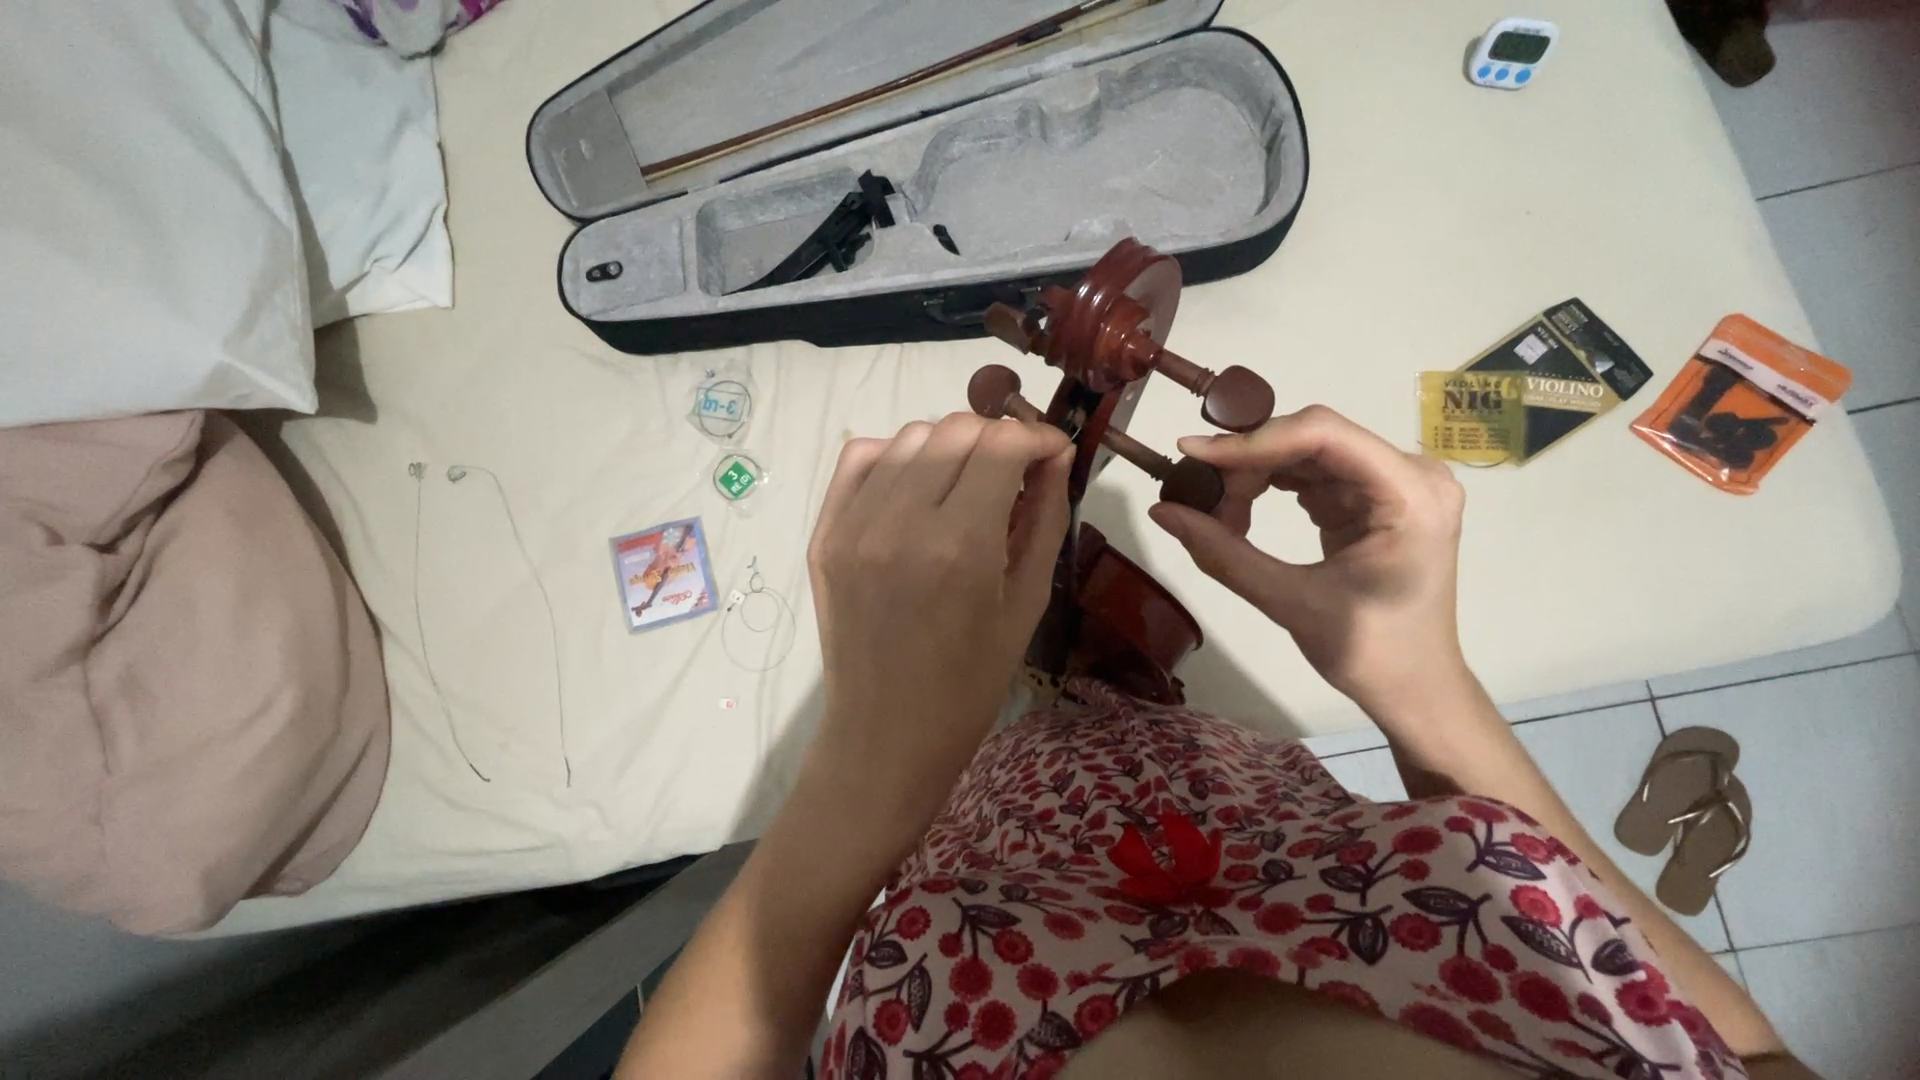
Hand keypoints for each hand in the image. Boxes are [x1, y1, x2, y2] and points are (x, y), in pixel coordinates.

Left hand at [805, 413, 1071, 839]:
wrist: (887, 734)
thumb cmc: (972, 683)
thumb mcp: (1028, 604)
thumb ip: (1045, 519)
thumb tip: (1054, 456)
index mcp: (961, 547)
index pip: (1002, 445)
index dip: (1038, 437)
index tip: (1053, 452)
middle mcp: (901, 523)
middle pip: (956, 430)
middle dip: (998, 438)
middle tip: (1014, 472)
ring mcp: (854, 526)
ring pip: (910, 436)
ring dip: (950, 446)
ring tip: (966, 484)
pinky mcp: (825, 534)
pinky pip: (860, 458)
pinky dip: (896, 456)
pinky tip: (916, 487)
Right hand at [1148, 405, 1468, 721]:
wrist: (1415, 687)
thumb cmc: (1371, 651)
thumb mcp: (1291, 602)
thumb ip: (1224, 554)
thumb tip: (1161, 511)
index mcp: (1410, 492)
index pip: (1323, 434)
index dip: (1251, 439)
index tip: (1190, 453)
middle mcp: (1408, 473)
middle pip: (1312, 438)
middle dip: (1247, 463)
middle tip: (1198, 498)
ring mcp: (1391, 482)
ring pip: (1304, 453)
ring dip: (1253, 476)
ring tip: (1216, 514)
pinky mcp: (1370, 497)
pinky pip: (1309, 473)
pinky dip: (1268, 488)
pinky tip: (1238, 514)